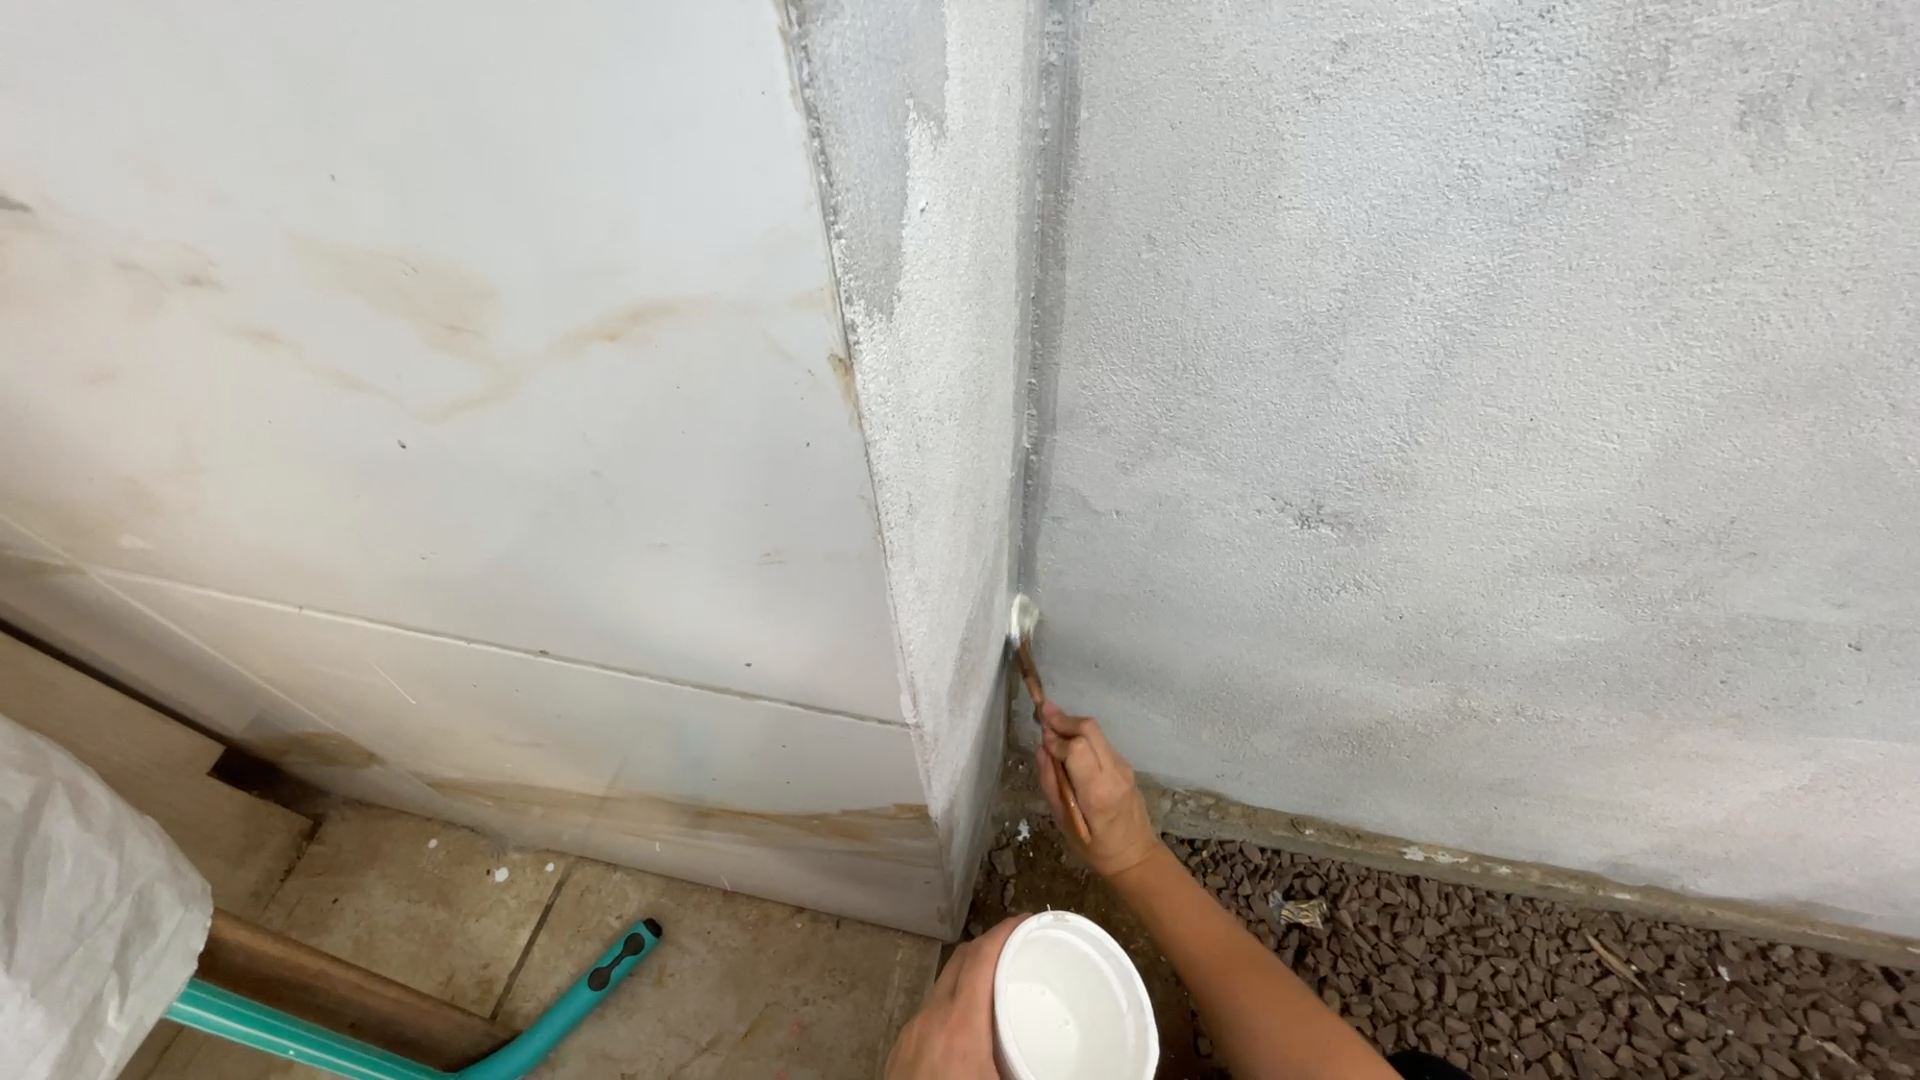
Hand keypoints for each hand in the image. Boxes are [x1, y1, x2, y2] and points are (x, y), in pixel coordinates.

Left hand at [884, 915, 1027, 1078]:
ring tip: (997, 988)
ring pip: (943, 986)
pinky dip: (952, 1005)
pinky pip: (930, 1011)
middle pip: (961, 960)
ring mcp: (912, 1031)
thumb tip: (1084, 1076)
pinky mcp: (901, 1048)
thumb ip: (1028, 1065)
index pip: (981, 957)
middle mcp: (931, 1018)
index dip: (1004, 931)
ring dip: (970, 977)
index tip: (1026, 921)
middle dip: (990, 946)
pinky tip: (968, 1026)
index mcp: (960, 1026)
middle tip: (1020, 950)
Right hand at [1037, 703, 1161, 879]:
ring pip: (1096, 732)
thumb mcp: (1063, 822)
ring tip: (1052, 727)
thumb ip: (1051, 783)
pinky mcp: (1125, 765)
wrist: (1135, 854)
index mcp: (1097, 792)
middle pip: (1089, 728)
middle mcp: (1114, 773)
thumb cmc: (1094, 847)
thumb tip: (1042, 749)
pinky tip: (1068, 744)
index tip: (1040, 735)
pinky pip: (1100, 742)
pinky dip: (1082, 736)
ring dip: (1072, 725)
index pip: (1076, 748)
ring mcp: (1123, 766)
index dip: (1055, 738)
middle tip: (1042, 712)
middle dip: (1064, 718)